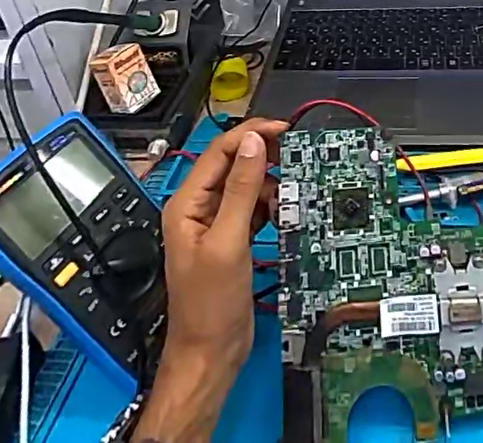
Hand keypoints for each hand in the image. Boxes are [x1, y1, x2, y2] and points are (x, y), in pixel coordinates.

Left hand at [133, 118, 286, 442]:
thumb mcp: (228, 241)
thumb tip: (253, 143)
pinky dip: (270, 201)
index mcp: (188, 202)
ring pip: (246, 182)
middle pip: (233, 163)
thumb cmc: (211, 304)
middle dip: (263, 153)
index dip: (251, 135)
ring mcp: (216, 221)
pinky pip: (253, 205)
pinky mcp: (233, 236)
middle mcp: (199, 206)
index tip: (282, 128)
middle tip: (294, 149)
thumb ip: (241, 189)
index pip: (220, 151)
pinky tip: (283, 207)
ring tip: (291, 183)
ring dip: (269, 179)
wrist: (211, 354)